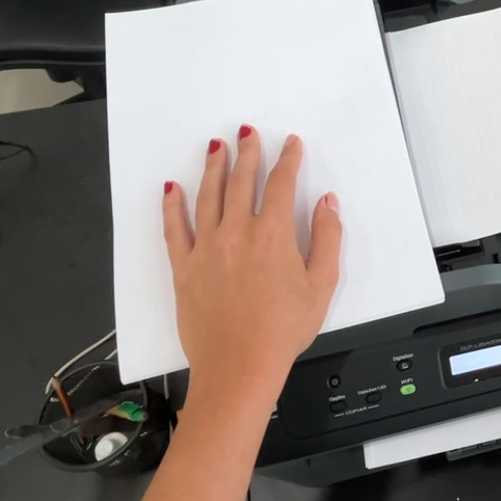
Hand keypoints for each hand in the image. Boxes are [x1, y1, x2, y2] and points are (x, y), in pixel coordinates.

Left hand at [161, 127, 342, 403]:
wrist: (239, 367)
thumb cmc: (284, 329)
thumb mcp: (321, 284)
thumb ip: (328, 238)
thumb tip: (327, 202)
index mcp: (273, 235)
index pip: (281, 184)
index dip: (288, 160)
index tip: (291, 144)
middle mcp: (237, 232)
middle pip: (242, 182)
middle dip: (248, 152)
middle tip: (248, 132)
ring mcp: (207, 248)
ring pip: (209, 196)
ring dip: (214, 167)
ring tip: (216, 146)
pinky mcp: (184, 268)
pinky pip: (175, 229)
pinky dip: (172, 206)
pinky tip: (172, 188)